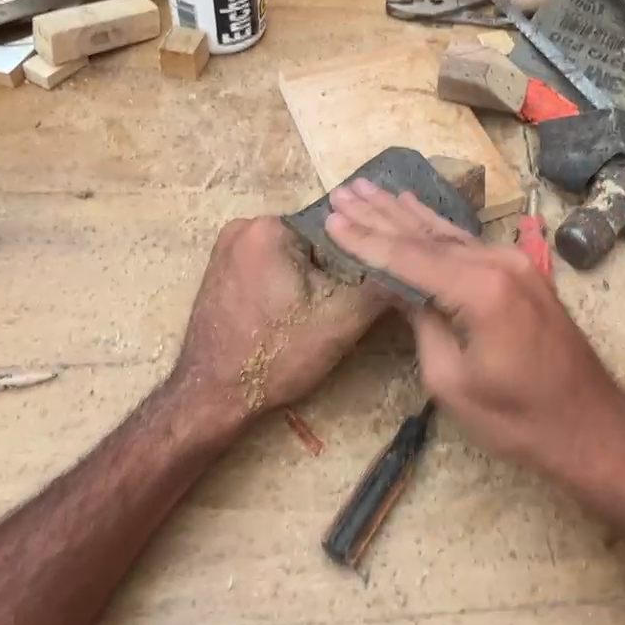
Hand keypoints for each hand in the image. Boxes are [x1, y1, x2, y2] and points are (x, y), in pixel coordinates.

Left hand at [170, 216, 390, 428]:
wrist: (212, 398)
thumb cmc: (277, 356)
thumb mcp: (342, 320)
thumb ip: (381, 284)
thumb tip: (411, 265)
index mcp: (271, 226)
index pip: (337, 229)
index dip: (358, 258)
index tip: (369, 285)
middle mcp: (244, 226)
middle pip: (314, 240)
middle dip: (333, 269)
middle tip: (345, 305)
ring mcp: (227, 248)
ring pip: (294, 255)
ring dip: (312, 279)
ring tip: (324, 312)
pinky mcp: (220, 270)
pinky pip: (271, 266)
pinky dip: (287, 285)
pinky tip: (295, 315)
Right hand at [325, 180, 624, 482]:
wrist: (591, 424)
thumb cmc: (519, 419)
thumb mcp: (452, 382)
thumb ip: (421, 324)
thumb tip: (394, 287)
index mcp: (482, 289)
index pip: (410, 258)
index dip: (367, 240)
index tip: (332, 218)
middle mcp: (499, 262)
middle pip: (428, 236)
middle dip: (380, 215)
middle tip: (342, 191)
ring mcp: (514, 263)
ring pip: (448, 233)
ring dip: (405, 213)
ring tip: (367, 189)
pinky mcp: (521, 272)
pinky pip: (469, 244)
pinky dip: (437, 227)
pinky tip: (414, 207)